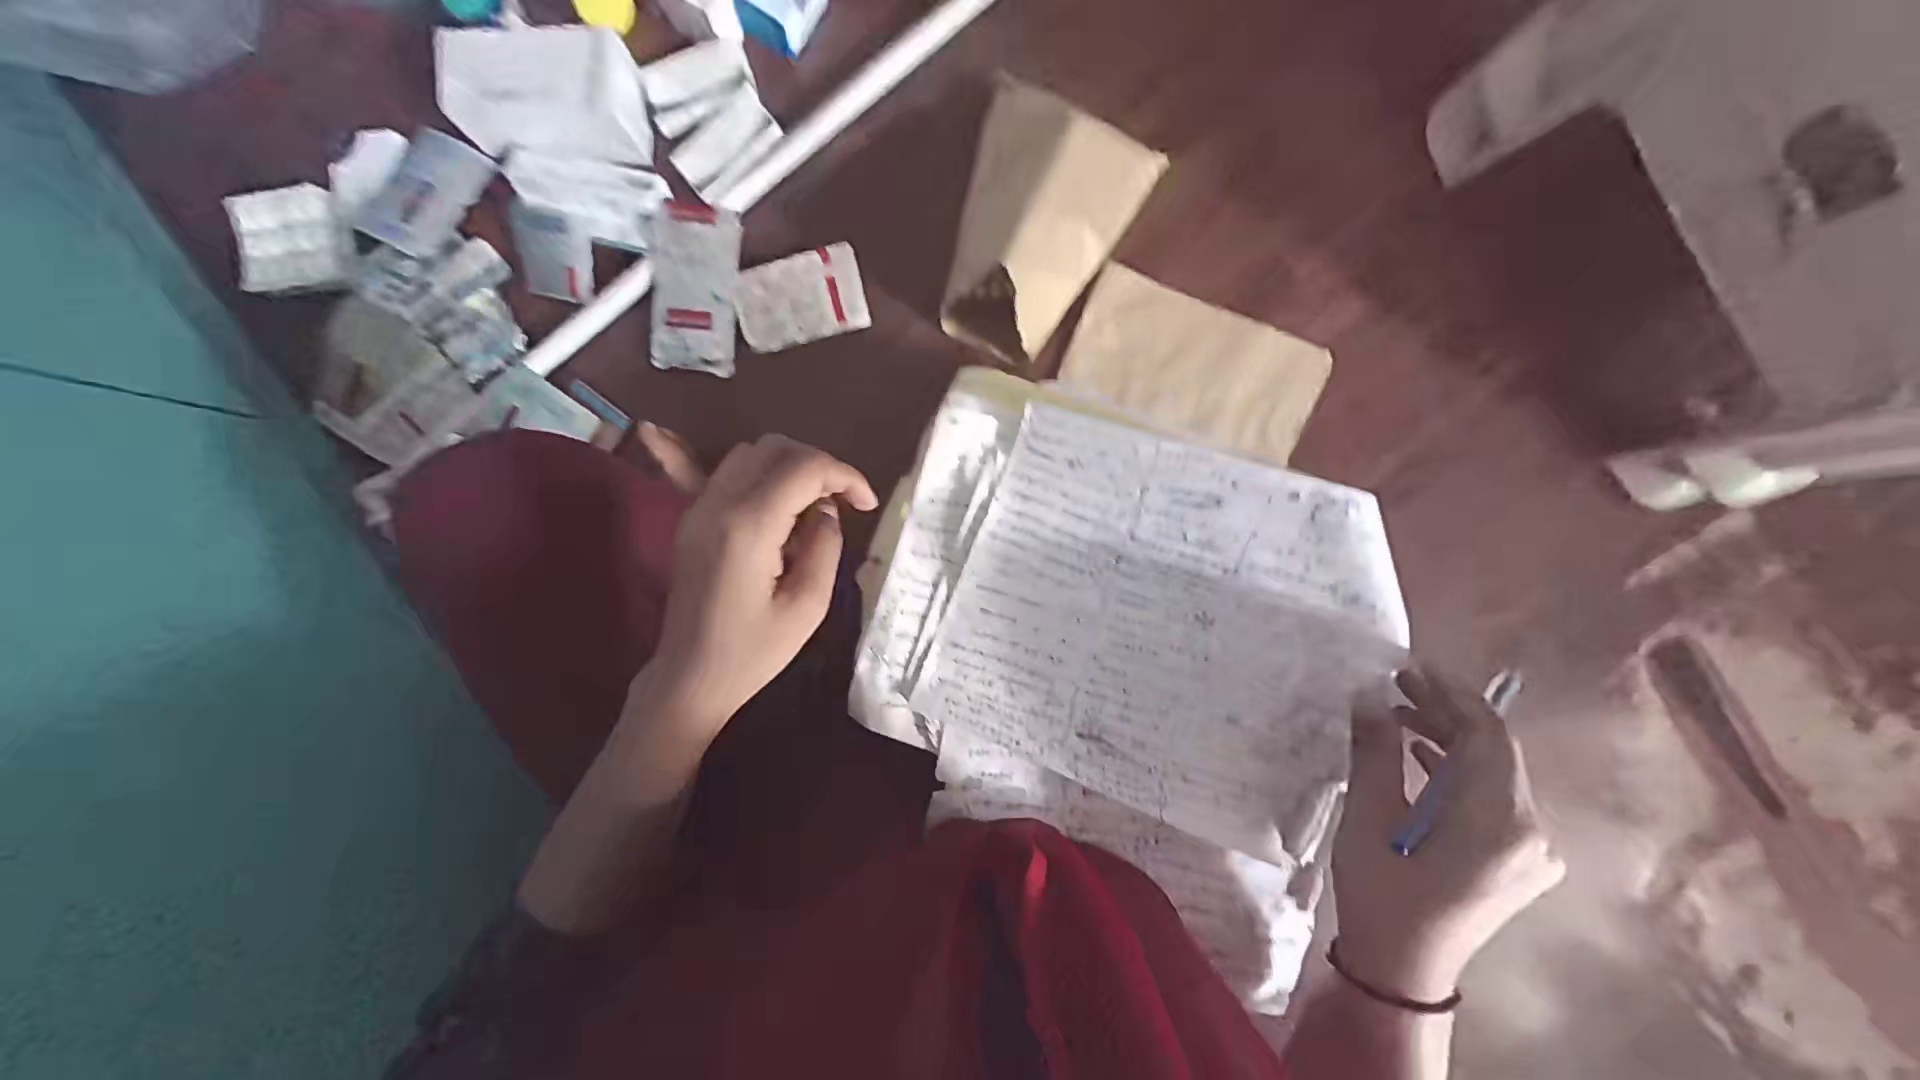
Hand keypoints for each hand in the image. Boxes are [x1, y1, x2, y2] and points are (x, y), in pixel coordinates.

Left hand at [639, 434, 877, 736]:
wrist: (690, 676)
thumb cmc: (753, 652)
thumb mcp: (808, 606)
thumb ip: (825, 546)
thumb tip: (827, 511)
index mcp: (749, 526)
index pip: (804, 468)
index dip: (844, 475)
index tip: (866, 504)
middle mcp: (718, 503)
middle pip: (776, 448)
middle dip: (819, 465)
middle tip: (843, 501)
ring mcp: (699, 507)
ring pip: (751, 453)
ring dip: (791, 468)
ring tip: (814, 505)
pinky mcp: (693, 518)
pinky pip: (727, 474)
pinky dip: (761, 476)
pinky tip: (777, 501)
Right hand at [1330, 667, 1565, 1002]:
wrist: (1402, 969)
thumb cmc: (1382, 891)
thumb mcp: (1369, 815)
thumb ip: (1375, 751)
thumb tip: (1367, 696)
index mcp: (1502, 821)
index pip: (1488, 736)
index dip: (1450, 694)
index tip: (1408, 668)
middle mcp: (1533, 832)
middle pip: (1494, 752)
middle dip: (1446, 712)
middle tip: (1394, 684)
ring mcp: (1530, 851)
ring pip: (1493, 773)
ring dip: (1448, 739)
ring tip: (1396, 714)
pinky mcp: (1515, 861)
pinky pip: (1493, 798)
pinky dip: (1457, 770)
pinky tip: (1419, 754)